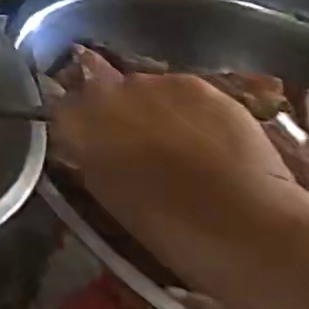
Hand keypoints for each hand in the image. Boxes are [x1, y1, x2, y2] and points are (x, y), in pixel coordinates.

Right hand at [49, 47, 303, 281]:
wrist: (249, 226)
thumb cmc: (168, 226)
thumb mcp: (106, 190)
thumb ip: (87, 152)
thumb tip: (85, 140)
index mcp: (71, 121)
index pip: (59, 102)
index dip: (76, 114)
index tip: (89, 128)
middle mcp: (98, 91)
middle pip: (96, 82)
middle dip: (110, 100)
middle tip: (133, 129)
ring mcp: (146, 83)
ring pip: (142, 85)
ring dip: (152, 103)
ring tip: (180, 135)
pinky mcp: (193, 85)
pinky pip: (183, 90)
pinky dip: (192, 108)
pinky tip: (211, 136)